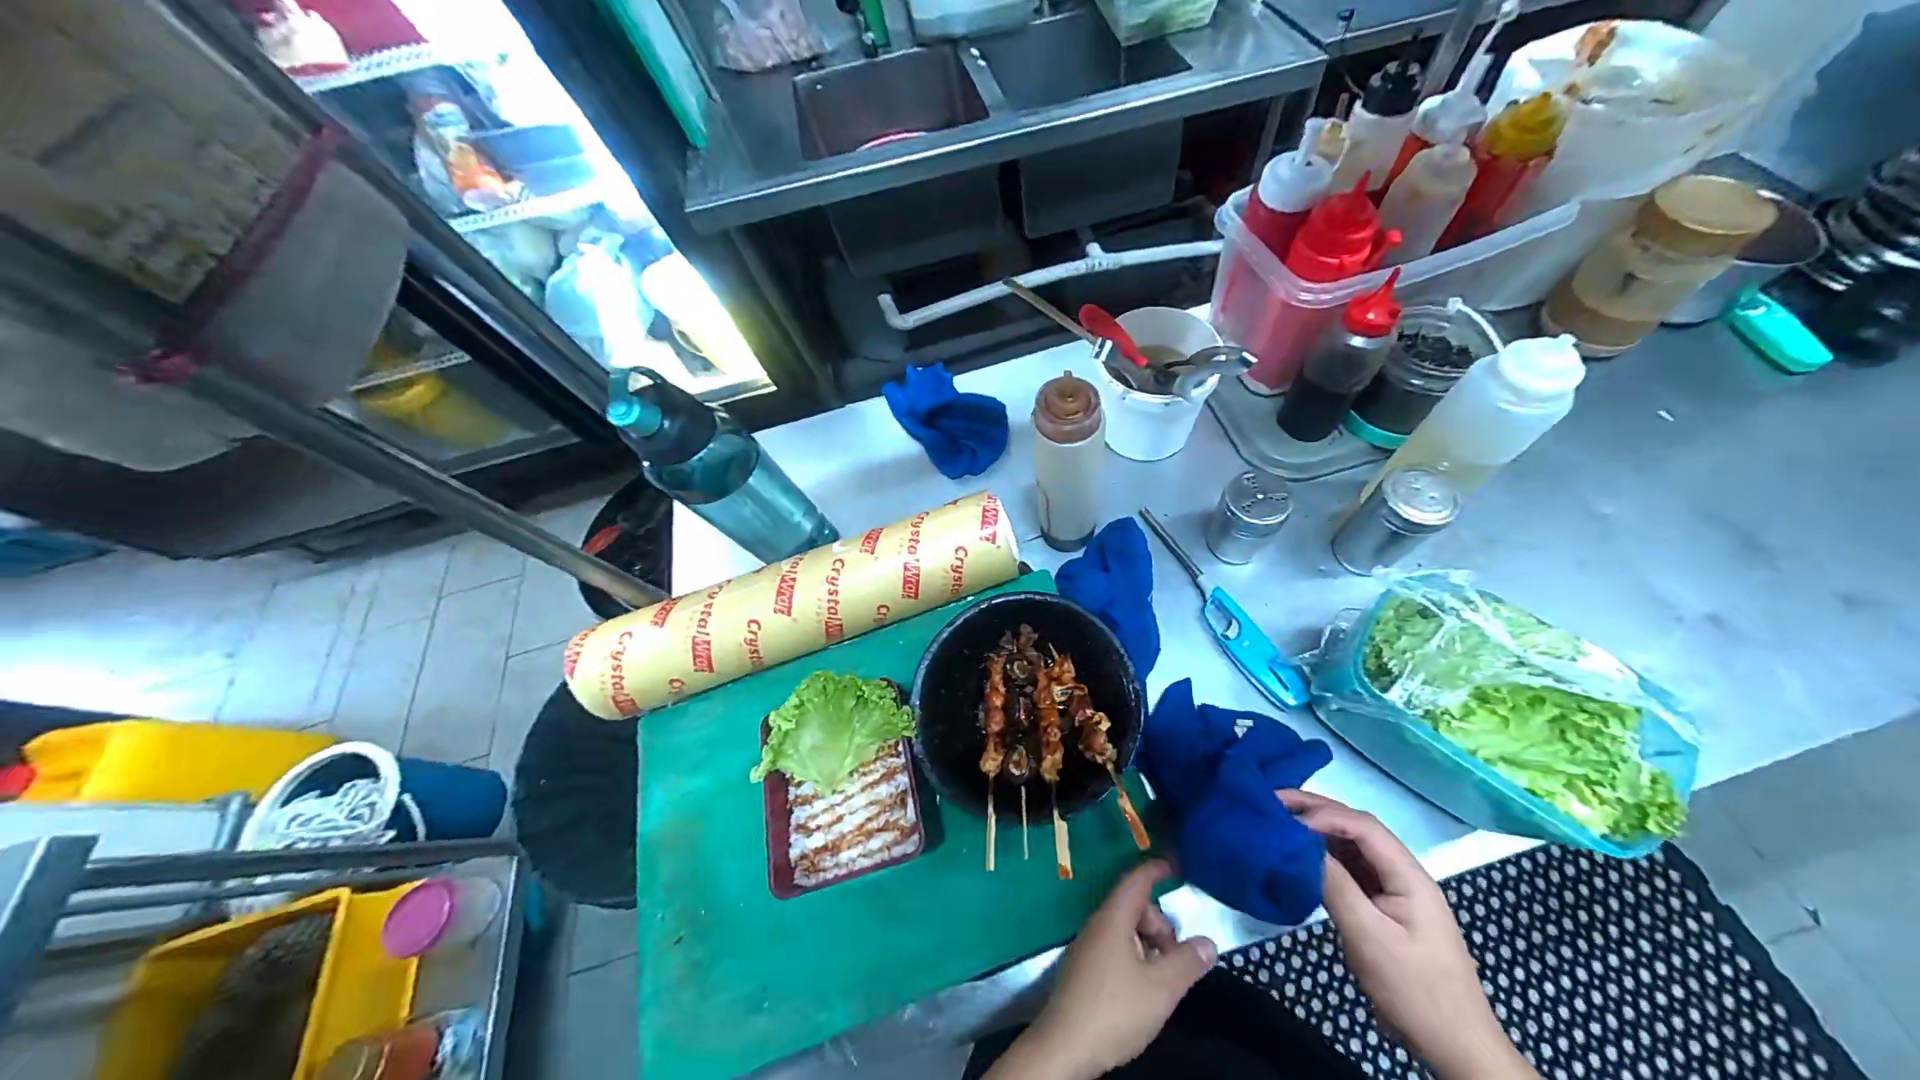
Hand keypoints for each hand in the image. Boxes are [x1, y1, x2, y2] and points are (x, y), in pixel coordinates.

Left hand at [986, 860, 1216, 1079]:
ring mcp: (1088, 948)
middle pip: (1135, 908)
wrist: (1064, 1047)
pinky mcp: (1084, 970)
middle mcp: (1097, 926)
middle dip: (1161, 925)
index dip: (1155, 871)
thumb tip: (1208, 942)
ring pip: (1126, 931)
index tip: (1173, 867)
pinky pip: (1115, 949)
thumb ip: (1187, 963)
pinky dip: (1136, 958)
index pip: (1135, 882)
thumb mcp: (1161, 988)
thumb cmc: (1114, 1010)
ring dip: (1150, 946)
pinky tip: (1144, 990)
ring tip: (1163, 980)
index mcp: (1113, 920)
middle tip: (1177, 959)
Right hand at [1277, 791, 1538, 1079]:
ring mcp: (1394, 891)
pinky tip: (1300, 856)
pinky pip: (1351, 870)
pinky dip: (1323, 856)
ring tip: (1279, 821)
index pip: (1363, 827)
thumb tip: (1299, 845)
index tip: (1283, 817)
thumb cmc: (1416, 992)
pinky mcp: (1384, 908)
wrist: (1456, 1047)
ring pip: (1353, 847)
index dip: (1323, 814)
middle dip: (1316, 810)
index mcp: (1410, 876)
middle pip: (1358, 829)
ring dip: (1318, 831)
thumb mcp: (1370, 939)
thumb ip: (1336, 886)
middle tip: (1273, 801)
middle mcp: (1403, 874)